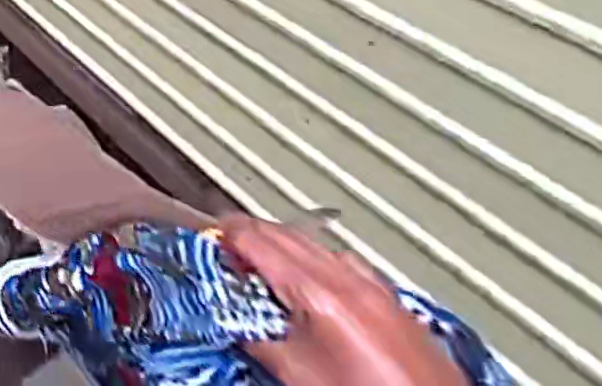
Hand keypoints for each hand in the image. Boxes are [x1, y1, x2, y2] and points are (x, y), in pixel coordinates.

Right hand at [220, 216, 465, 385]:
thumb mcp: (292, 372)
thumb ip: (251, 330)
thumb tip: (224, 308)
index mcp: (315, 290)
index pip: (251, 236)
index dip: (221, 236)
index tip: (207, 246)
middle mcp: (345, 278)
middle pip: (278, 230)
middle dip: (245, 237)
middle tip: (227, 259)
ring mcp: (375, 287)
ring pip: (309, 241)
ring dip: (279, 245)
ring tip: (265, 271)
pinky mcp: (395, 302)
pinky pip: (342, 260)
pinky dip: (315, 260)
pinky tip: (311, 284)